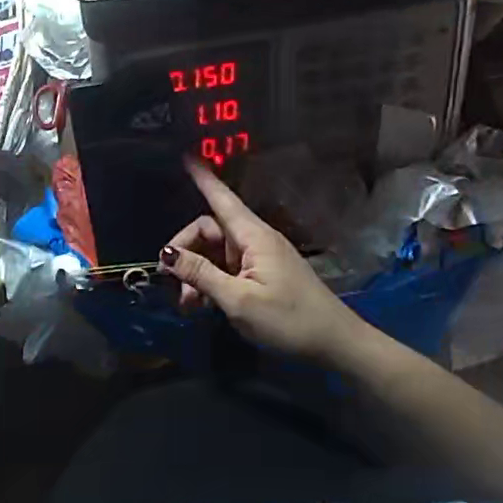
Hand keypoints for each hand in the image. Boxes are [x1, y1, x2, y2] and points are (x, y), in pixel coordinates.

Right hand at [161, 157, 367, 361]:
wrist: (335, 345)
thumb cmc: (289, 319)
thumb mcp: (239, 300)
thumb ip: (201, 275)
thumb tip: (167, 253)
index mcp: (253, 237)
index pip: (221, 199)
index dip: (203, 179)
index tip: (186, 157)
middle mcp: (254, 241)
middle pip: (209, 231)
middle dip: (185, 252)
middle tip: (168, 280)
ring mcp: (258, 259)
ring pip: (214, 254)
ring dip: (195, 273)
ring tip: (185, 303)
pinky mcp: (261, 277)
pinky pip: (225, 270)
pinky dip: (209, 283)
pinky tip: (199, 305)